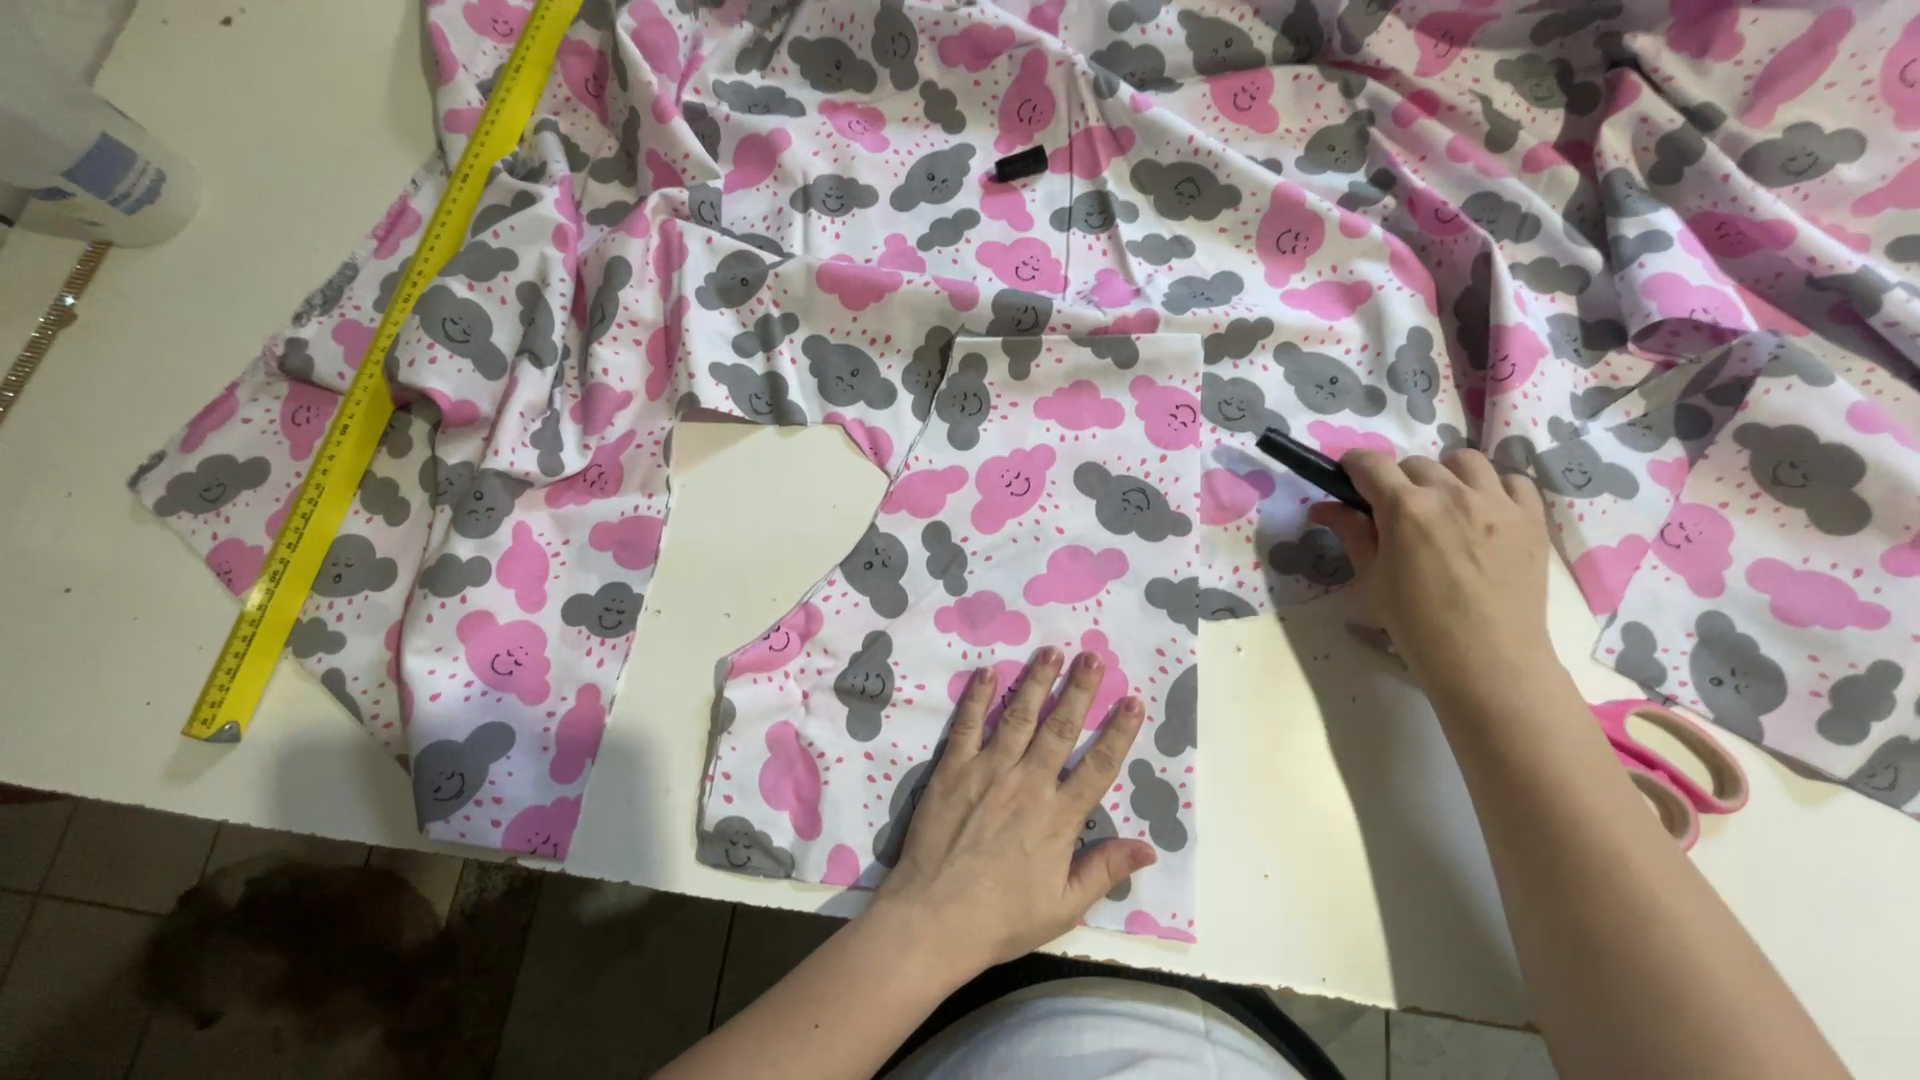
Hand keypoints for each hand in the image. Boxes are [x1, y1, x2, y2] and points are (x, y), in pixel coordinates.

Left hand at [869, 647, 1156, 975]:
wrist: (933, 919)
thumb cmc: (1001, 918)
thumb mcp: (1063, 906)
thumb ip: (1104, 870)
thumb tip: (1149, 847)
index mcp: (1058, 818)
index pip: (1098, 766)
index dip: (1119, 732)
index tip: (1133, 700)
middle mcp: (1027, 784)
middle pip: (1060, 728)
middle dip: (1079, 689)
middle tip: (1092, 655)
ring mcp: (987, 772)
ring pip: (1018, 717)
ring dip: (1036, 681)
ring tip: (1051, 650)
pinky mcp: (952, 770)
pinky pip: (967, 726)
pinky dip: (977, 697)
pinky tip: (987, 672)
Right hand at [1309, 449, 1555, 701]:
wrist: (1486, 659)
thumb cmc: (1417, 624)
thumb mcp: (1372, 578)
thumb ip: (1351, 532)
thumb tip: (1323, 506)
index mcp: (1405, 509)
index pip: (1370, 463)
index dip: (1353, 466)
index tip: (1349, 478)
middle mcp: (1451, 493)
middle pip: (1415, 462)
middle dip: (1398, 479)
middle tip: (1395, 511)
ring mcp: (1497, 503)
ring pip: (1465, 461)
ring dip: (1445, 474)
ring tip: (1443, 504)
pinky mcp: (1531, 518)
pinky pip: (1512, 481)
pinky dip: (1493, 487)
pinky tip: (1483, 513)